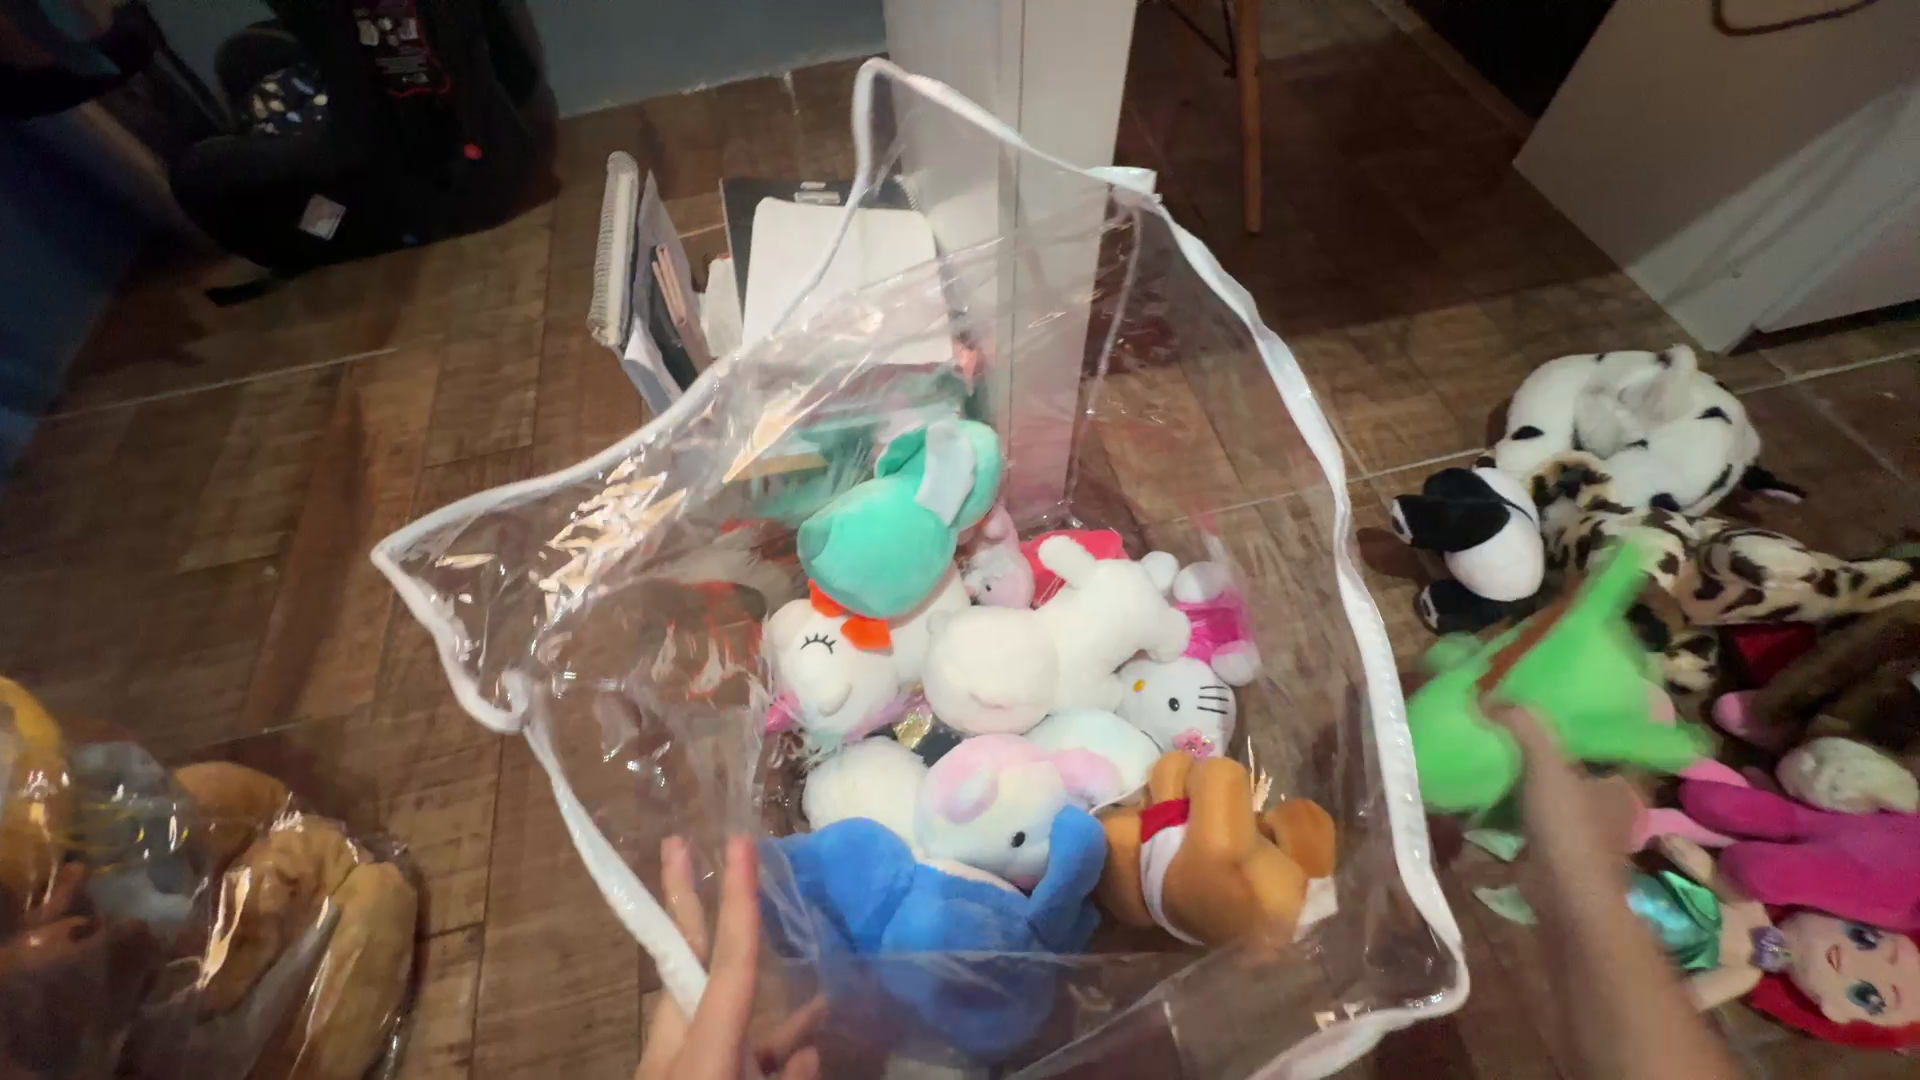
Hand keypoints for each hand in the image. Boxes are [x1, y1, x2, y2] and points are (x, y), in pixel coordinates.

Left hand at [636, 836, 822, 1079]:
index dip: (738, 899)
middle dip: (684, 900)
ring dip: (744, 975)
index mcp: (700, 1052)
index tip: (738, 842)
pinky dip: (759, 1033)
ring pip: (709, 1004)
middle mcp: (677, 1050)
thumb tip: (807, 1047)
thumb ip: (788, 1076)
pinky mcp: (683, 1078)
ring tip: (770, 921)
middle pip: (689, 958)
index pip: (730, 963)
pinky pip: (721, 1042)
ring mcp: (671, 1066)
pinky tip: (805, 1036)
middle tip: (675, 844)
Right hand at [1486, 704, 1636, 874]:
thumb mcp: (1547, 766)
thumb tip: (1489, 695)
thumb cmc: (1568, 827)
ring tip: (1483, 758)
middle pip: (1567, 769)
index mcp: (1615, 784)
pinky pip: (1525, 821)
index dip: (1573, 727)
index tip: (1539, 711)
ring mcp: (1578, 832)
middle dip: (1538, 753)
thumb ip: (1523, 727)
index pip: (1600, 745)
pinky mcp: (1551, 851)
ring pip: (1544, 795)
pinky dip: (1504, 811)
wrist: (1565, 895)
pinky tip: (1478, 799)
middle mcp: (1603, 806)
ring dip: (1518, 782)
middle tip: (1500, 729)